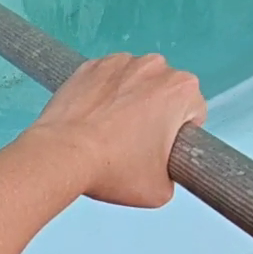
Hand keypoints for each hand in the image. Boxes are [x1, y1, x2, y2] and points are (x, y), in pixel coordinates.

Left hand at [22, 53, 206, 207]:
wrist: (60, 156)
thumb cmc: (109, 169)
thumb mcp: (158, 191)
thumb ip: (173, 178)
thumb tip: (164, 175)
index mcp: (182, 89)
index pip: (192, 113)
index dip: (177, 136)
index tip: (157, 150)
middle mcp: (155, 66)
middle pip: (163, 95)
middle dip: (152, 116)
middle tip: (129, 146)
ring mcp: (119, 62)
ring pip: (133, 85)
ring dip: (126, 103)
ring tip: (105, 134)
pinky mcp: (89, 67)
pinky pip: (103, 82)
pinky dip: (99, 97)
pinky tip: (89, 121)